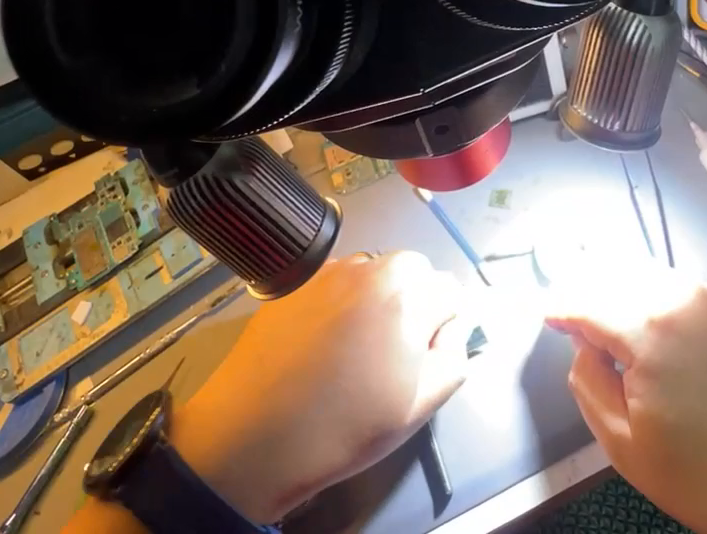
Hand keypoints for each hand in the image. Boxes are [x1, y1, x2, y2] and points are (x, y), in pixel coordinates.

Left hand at [173, 252, 468, 522]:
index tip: (424, 357)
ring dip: (378, 295)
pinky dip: (342, 297)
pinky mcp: (297, 281)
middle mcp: (371, 269)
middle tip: (392, 351)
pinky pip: (337, 278)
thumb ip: (454, 355)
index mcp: (408, 297)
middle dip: (415, 300)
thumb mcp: (420, 405)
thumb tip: (450, 327)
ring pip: (375, 270)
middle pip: (414, 270)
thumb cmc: (344, 428)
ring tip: (354, 345)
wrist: (252, 437)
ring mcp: (330, 271)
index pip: (451, 290)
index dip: (446, 324)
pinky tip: (323, 340)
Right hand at [547, 266, 706, 533]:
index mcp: (647, 329)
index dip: (559, 306)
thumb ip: (588, 380)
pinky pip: (679, 283)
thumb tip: (584, 342)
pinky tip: (645, 309)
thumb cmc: (704, 475)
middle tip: (566, 305)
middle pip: (615, 273)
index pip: (586, 300)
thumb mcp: (624, 443)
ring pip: (648, 271)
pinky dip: (652, 287)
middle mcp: (679, 297)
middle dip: (585, 286)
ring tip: (600, 304)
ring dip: (618, 281)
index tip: (543, 314)